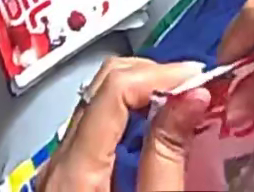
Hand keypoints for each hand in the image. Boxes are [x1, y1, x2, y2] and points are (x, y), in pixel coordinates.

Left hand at [35, 57, 212, 191]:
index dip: (160, 73)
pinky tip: (157, 126)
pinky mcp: (67, 180)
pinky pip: (96, 126)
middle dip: (153, 76)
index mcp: (73, 172)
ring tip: (182, 101)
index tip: (196, 77)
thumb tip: (192, 97)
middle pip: (104, 84)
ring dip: (143, 91)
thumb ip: (167, 159)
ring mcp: (58, 169)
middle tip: (195, 86)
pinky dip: (130, 115)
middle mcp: (57, 162)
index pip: (114, 87)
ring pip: (100, 100)